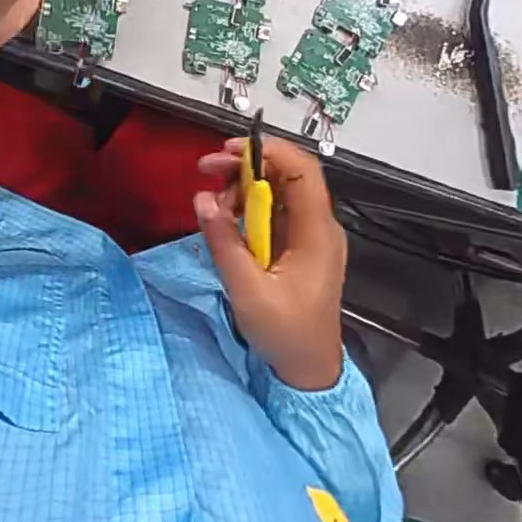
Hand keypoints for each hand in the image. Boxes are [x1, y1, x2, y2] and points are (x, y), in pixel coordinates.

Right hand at [194, 136, 348, 390]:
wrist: (309, 371)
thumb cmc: (286, 334)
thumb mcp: (248, 291)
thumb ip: (224, 242)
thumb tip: (202, 199)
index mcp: (317, 234)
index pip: (303, 172)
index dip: (269, 150)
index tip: (230, 150)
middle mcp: (318, 227)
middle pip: (286, 174)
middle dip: (245, 164)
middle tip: (206, 169)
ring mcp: (308, 235)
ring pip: (276, 189)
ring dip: (241, 186)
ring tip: (213, 204)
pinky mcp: (296, 244)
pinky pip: (271, 209)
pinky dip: (245, 205)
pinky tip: (225, 218)